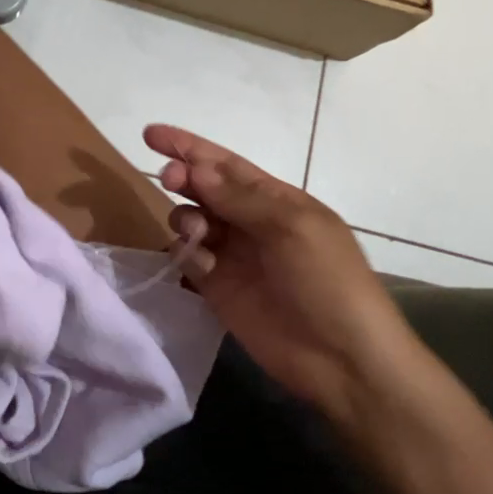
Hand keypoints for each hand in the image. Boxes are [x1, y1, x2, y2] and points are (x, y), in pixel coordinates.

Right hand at [145, 124, 419, 431]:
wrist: (341, 359)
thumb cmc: (328, 282)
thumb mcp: (292, 228)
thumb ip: (241, 198)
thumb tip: (195, 168)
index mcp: (278, 201)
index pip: (226, 164)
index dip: (189, 147)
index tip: (150, 134)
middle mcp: (252, 223)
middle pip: (205, 189)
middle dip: (182, 177)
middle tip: (168, 179)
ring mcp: (235, 257)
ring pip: (193, 221)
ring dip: (185, 216)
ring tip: (193, 230)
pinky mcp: (219, 290)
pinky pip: (190, 260)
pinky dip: (187, 254)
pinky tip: (200, 263)